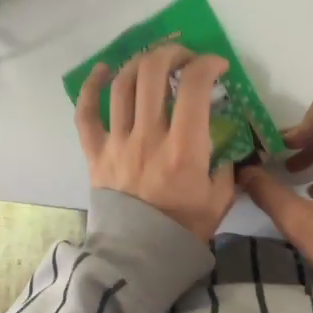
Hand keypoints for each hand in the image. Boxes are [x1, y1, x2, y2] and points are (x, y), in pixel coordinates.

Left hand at [76, 45, 238, 241]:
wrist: (137, 258)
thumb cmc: (181, 232)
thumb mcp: (218, 202)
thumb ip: (226, 169)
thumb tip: (225, 147)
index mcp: (184, 149)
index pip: (195, 85)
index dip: (208, 64)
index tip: (218, 67)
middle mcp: (148, 137)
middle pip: (153, 72)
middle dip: (173, 54)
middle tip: (185, 59)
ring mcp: (117, 143)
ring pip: (122, 84)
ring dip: (140, 63)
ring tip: (154, 63)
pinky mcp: (95, 154)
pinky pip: (86, 113)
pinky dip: (92, 86)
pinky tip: (103, 70)